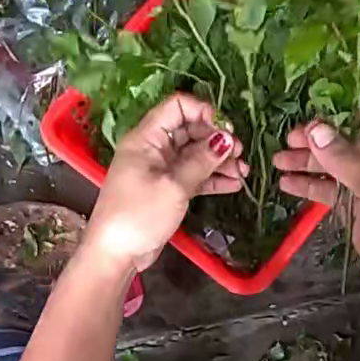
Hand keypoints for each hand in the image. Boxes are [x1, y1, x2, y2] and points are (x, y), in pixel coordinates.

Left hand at [85, 92, 244, 273]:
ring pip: (196, 154)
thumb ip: (201, 162)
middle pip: (190, 130)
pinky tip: (234, 184)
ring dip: (220, 161)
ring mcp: (161, 169)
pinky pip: (195, 176)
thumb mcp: (173, 186)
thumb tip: (227, 139)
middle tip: (240, 153)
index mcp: (147, 138)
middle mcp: (154, 148)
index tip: (227, 128)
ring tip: (243, 172)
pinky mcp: (168, 188)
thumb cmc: (139, 215)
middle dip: (217, 139)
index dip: (204, 111)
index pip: (177, 107)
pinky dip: (213, 179)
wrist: (116, 253)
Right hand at [275, 121, 359, 300]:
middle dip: (318, 141)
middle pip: (348, 142)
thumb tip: (315, 129)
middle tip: (287, 139)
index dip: (342, 115)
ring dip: (309, 164)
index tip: (312, 117)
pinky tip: (286, 183)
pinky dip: (312, 187)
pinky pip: (333, 192)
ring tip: (278, 160)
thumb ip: (344, 159)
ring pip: (337, 168)